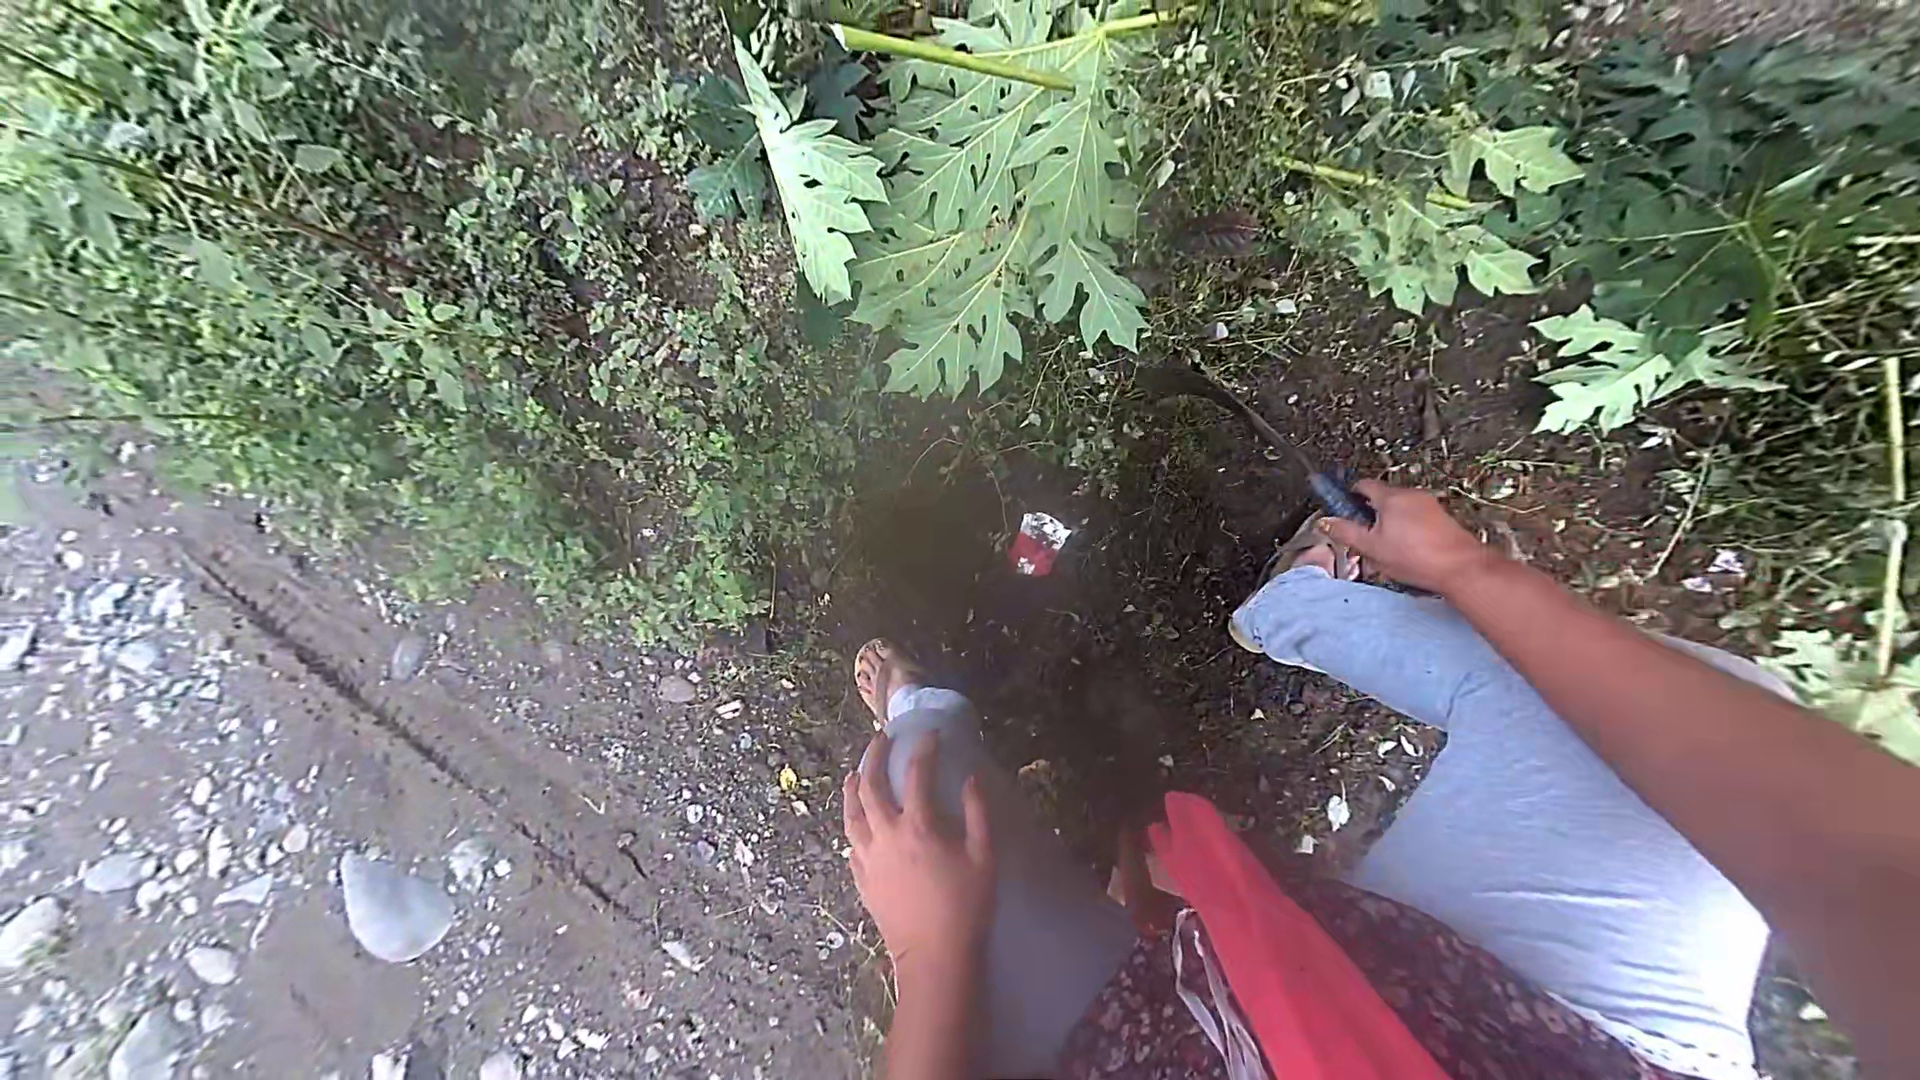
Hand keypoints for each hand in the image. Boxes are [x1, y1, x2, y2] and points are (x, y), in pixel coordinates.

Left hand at [843, 732, 995, 979]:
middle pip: (871, 785)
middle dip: (874, 755)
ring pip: (852, 813)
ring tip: (853, 772)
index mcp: (918, 825)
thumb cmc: (965, 905)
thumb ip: (977, 811)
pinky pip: (851, 844)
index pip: (917, 774)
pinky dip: (853, 825)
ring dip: (852, 788)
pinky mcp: (862, 880)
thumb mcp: (984, 855)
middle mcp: (886, 835)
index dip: (924, 749)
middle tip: (880, 738)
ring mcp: (869, 858)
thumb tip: (971, 777)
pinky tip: (856, 822)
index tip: (931, 734)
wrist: (935, 959)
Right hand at [1321, 480, 1503, 593]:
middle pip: (1381, 498)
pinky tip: (1403, 551)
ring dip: (1386, 524)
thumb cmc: (1418, 557)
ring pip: (1398, 510)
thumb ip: (1345, 532)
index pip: (1363, 485)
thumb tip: (1326, 522)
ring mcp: (1429, 506)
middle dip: (1368, 515)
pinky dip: (1404, 530)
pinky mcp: (1441, 519)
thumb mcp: (1370, 547)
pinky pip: (1414, 518)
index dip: (1349, 496)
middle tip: (1361, 535)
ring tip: (1383, 548)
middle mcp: (1412, 496)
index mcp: (1392, 498)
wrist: (1462, 569)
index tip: (1342, 507)